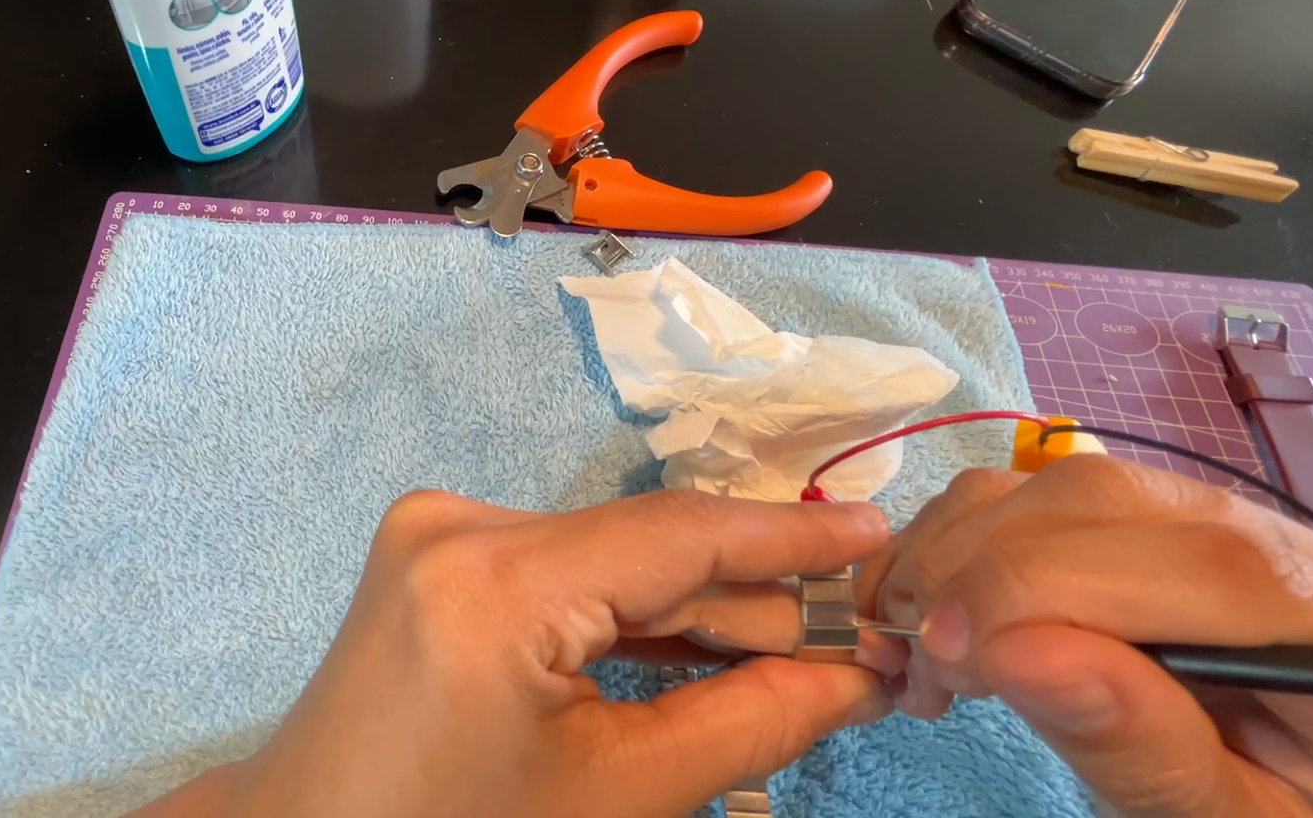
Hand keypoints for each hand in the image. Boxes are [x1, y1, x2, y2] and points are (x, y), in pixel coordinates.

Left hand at [135, 489, 893, 817]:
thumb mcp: (618, 794)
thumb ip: (749, 719)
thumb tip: (853, 669)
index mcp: (494, 579)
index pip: (670, 536)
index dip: (782, 539)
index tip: (877, 533)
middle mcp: (458, 521)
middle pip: (637, 545)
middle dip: (746, 591)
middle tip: (857, 624)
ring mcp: (438, 524)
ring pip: (600, 552)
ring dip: (688, 600)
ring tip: (796, 637)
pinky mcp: (435, 541)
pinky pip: (557, 562)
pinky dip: (623, 601)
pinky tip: (696, 636)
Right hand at [855, 454, 1312, 816]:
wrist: (1277, 787)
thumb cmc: (1270, 814)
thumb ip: (1146, 750)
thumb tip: (1010, 654)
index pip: (1207, 563)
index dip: (1051, 587)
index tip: (951, 651)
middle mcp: (1281, 544)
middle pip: (1101, 497)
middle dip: (981, 567)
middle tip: (926, 659)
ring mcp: (1189, 515)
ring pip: (1036, 482)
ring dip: (946, 551)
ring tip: (920, 645)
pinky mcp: (1112, 516)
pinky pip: (1006, 492)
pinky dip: (941, 541)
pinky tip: (927, 608)